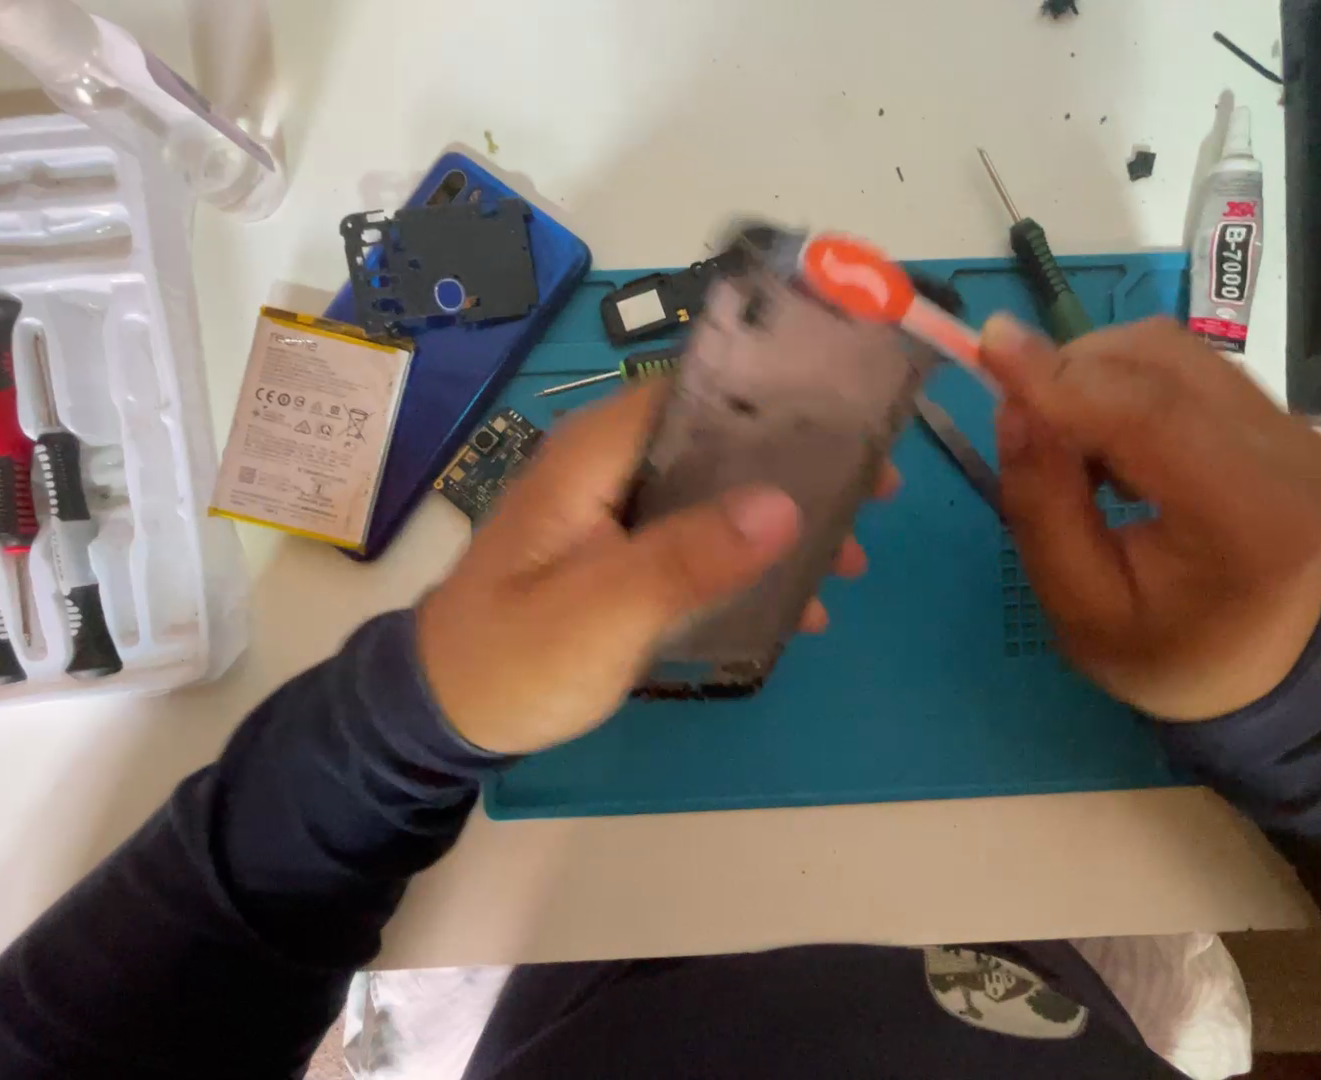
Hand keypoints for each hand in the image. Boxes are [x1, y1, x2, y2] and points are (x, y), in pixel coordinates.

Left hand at [418, 382, 893, 753]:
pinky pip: (701, 539)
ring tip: (849, 562)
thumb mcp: (600, 613)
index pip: (699, 392)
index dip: (780, 403)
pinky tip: (796, 604)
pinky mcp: (626, 554)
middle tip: (872, 498)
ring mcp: (619, 512)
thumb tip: (784, 507)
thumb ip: (686, 559)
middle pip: (722, 442)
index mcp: (598, 453)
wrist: (448, 713)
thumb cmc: (512, 659)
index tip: (853, 433)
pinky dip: (750, 562)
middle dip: (799, 470)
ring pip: (719, 494)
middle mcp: (612, 466)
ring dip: (784, 523)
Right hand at [979, 316, 1320, 720]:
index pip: (1148, 413)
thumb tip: (1013, 403)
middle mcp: (1285, 452)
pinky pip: (1184, 367)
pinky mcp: (1278, 418)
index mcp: (1244, 516)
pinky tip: (1109, 445)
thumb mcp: (1077, 604)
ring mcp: (1290, 427)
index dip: (1062, 374)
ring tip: (1070, 450)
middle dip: (1070, 372)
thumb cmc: (1158, 652)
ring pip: (1170, 351)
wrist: (1255, 673)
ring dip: (1094, 378)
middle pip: (1159, 361)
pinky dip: (1123, 387)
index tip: (988, 346)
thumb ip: (1042, 504)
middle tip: (1023, 430)